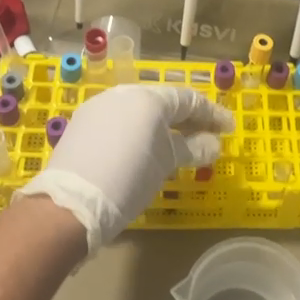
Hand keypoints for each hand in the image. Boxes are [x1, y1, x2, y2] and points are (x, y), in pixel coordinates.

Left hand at [14, 84, 232, 254]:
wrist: (71, 204)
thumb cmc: (128, 180)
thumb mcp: (166, 164)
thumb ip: (191, 149)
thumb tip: (212, 144)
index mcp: (147, 98)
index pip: (188, 99)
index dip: (212, 114)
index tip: (228, 128)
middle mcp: (122, 95)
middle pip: (162, 102)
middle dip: (187, 119)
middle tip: (207, 136)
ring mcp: (99, 109)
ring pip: (139, 112)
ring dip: (161, 126)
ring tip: (177, 146)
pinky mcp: (81, 126)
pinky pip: (119, 122)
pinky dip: (138, 132)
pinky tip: (144, 150)